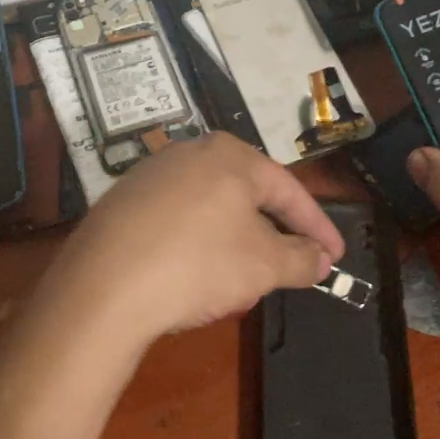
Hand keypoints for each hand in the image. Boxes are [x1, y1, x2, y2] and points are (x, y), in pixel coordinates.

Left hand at [45, 133, 344, 340]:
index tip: (336, 257)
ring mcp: (150, 174)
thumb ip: (301, 259)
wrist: (103, 287)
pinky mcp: (121, 201)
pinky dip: (195, 243)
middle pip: (247, 194)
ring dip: (233, 241)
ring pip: (210, 207)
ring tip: (242, 277)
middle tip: (291, 265)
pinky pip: (175, 219)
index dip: (317, 227)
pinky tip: (192, 274)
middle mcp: (189, 152)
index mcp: (230, 155)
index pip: (288, 190)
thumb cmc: (198, 265)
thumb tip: (320, 258)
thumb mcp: (263, 266)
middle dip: (272, 232)